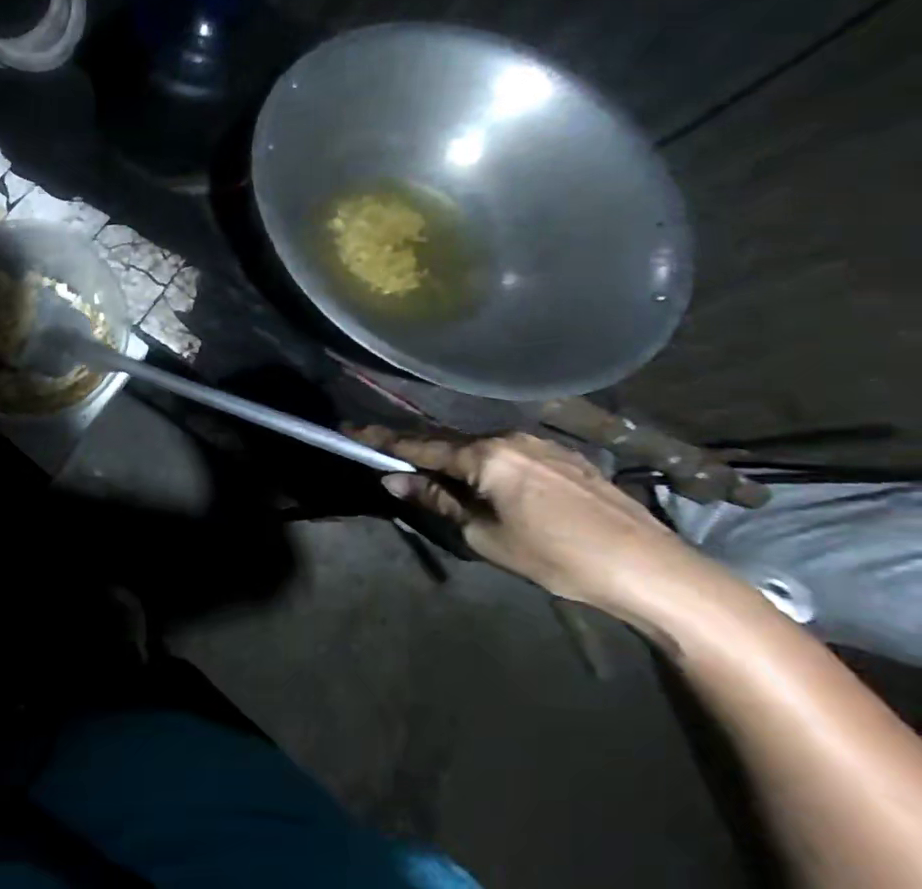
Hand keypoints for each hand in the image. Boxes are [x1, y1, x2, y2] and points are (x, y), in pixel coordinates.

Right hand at [352, 428, 707, 615]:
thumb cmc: (558, 557)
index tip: (348, 431)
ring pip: (482, 450)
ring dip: (456, 462)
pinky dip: (488, 467)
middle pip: (450, 444)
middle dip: (418, 453)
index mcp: (486, 455)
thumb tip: (394, 481)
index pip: (419, 445)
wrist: (654, 571)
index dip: (380, 441)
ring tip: (439, 480)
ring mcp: (545, 447)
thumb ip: (437, 501)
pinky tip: (490, 487)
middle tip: (390, 462)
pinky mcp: (570, 461)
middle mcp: (512, 439)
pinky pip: (511, 456)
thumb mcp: (485, 535)